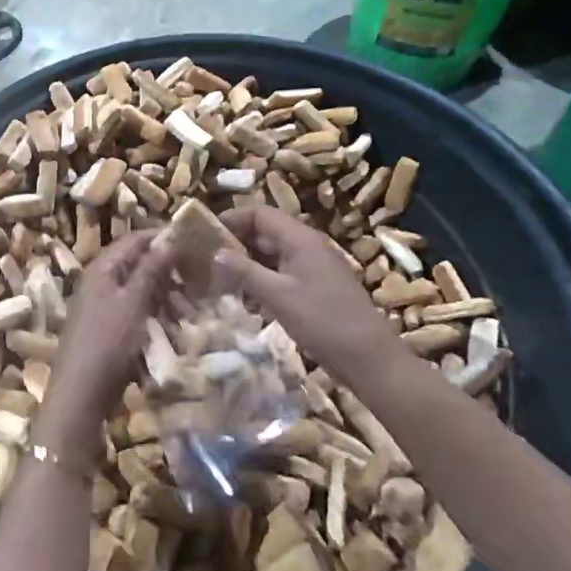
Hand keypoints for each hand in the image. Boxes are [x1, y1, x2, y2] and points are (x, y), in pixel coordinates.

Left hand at [40, 231, 173, 454]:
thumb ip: (151, 269)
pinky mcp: (108, 328)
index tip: (195, 242)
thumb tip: (169, 238)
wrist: (80, 395)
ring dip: (165, 294)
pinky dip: (155, 313)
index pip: (136, 239)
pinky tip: (174, 324)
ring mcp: (102, 306)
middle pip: (138, 263)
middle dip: (169, 269)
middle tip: (199, 277)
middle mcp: (100, 282)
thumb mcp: (134, 302)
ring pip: (140, 289)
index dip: (164, 237)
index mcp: (103, 268)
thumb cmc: (109, 343)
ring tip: (191, 305)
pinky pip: (136, 310)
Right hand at [214, 206, 403, 379]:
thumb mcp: (279, 296)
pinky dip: (261, 281)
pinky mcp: (313, 289)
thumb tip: (216, 252)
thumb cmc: (323, 320)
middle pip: (264, 233)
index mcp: (300, 239)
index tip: (203, 233)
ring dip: (246, 264)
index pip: (260, 214)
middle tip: (204, 259)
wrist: (367, 356)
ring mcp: (311, 268)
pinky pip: (281, 275)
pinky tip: (243, 299)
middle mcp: (306, 246)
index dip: (231, 219)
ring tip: (216, 279)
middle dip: (235, 243)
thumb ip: (245, 272)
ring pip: (271, 256)